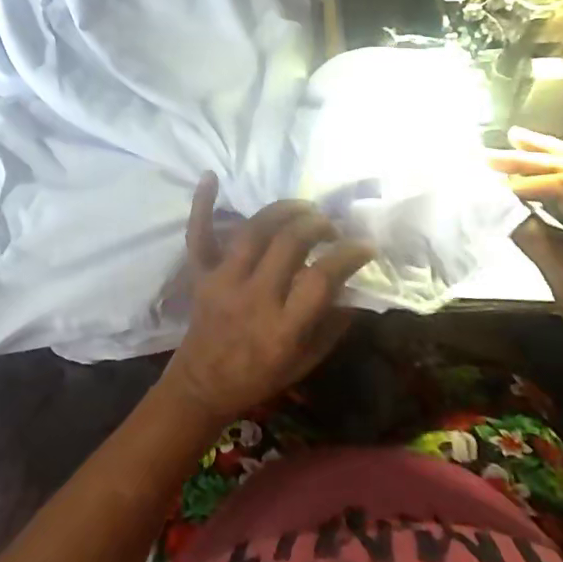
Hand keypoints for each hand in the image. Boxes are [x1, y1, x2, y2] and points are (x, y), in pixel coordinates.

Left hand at [160, 174, 375, 422]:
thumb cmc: (260, 375)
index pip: (320, 279)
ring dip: (282, 211)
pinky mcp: (200, 275)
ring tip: (302, 208)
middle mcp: (253, 298)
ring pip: (253, 232)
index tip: (364, 245)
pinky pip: (198, 235)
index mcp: (283, 327)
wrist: (203, 384)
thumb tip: (355, 286)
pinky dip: (202, 204)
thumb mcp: (306, 361)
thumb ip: (332, 325)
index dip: (347, 255)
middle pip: (288, 245)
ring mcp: (222, 282)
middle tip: (330, 226)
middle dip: (316, 226)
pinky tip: (211, 177)